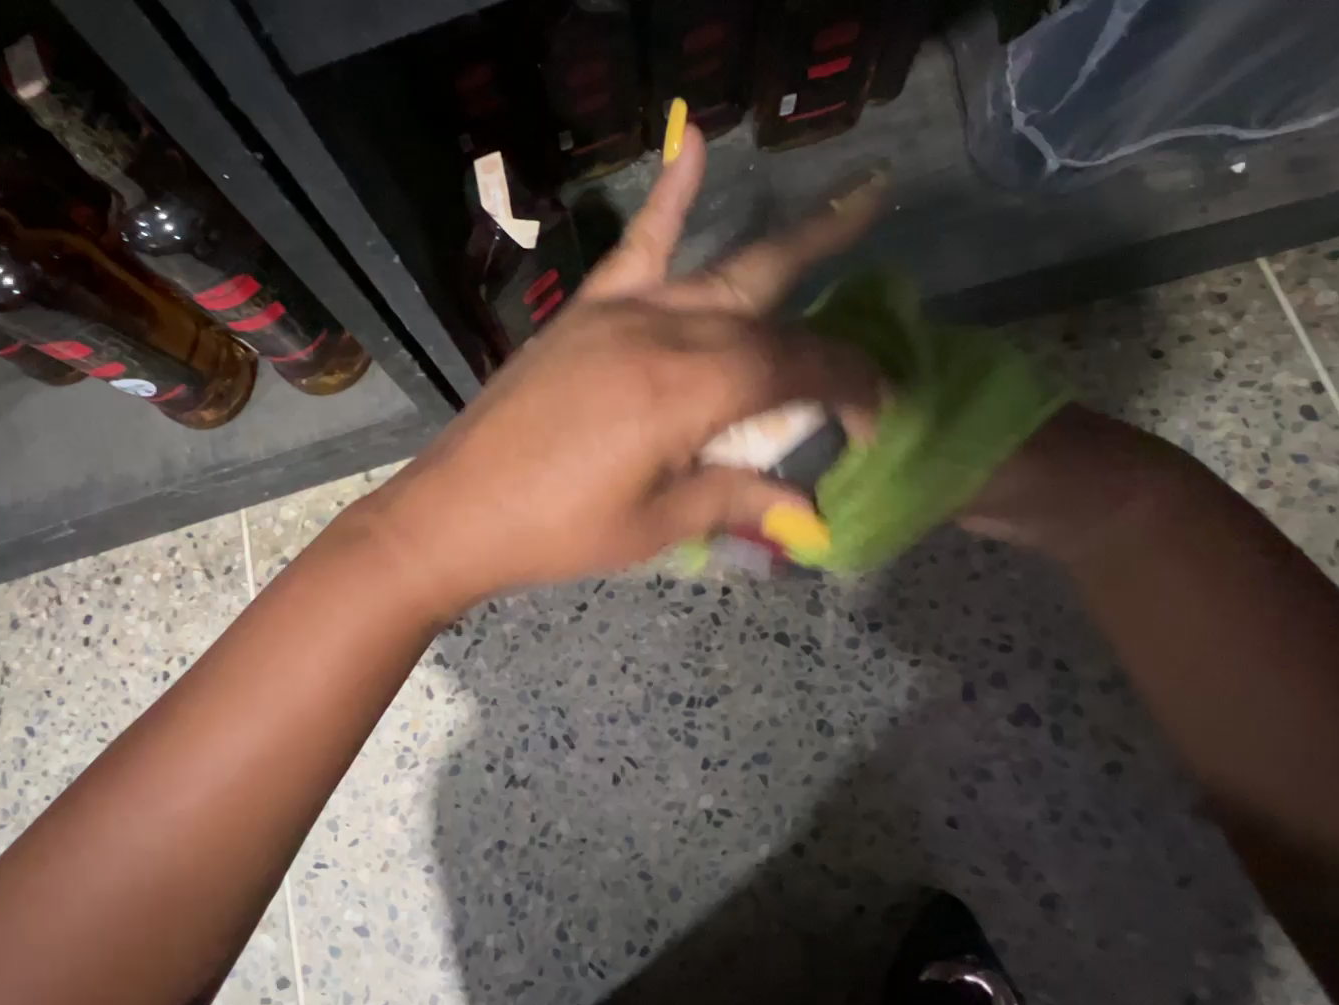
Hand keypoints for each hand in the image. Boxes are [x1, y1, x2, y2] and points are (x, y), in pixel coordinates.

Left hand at [339, 124, 888, 616]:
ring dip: (793, 246)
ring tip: (861, 202)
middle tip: (883, 336)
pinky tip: (691, 139)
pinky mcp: (584, 311)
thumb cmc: (556, 531)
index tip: (878, 412)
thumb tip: (809, 511)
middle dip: (834, 322)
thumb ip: (737, 498)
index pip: (799, 366)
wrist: (455, 511)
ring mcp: (621, 312)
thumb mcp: (655, 526)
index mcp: (690, 388)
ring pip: (723, 269)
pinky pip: (636, 245)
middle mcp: (665, 330)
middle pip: (771, 311)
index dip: (851, 385)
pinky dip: (668, 195)